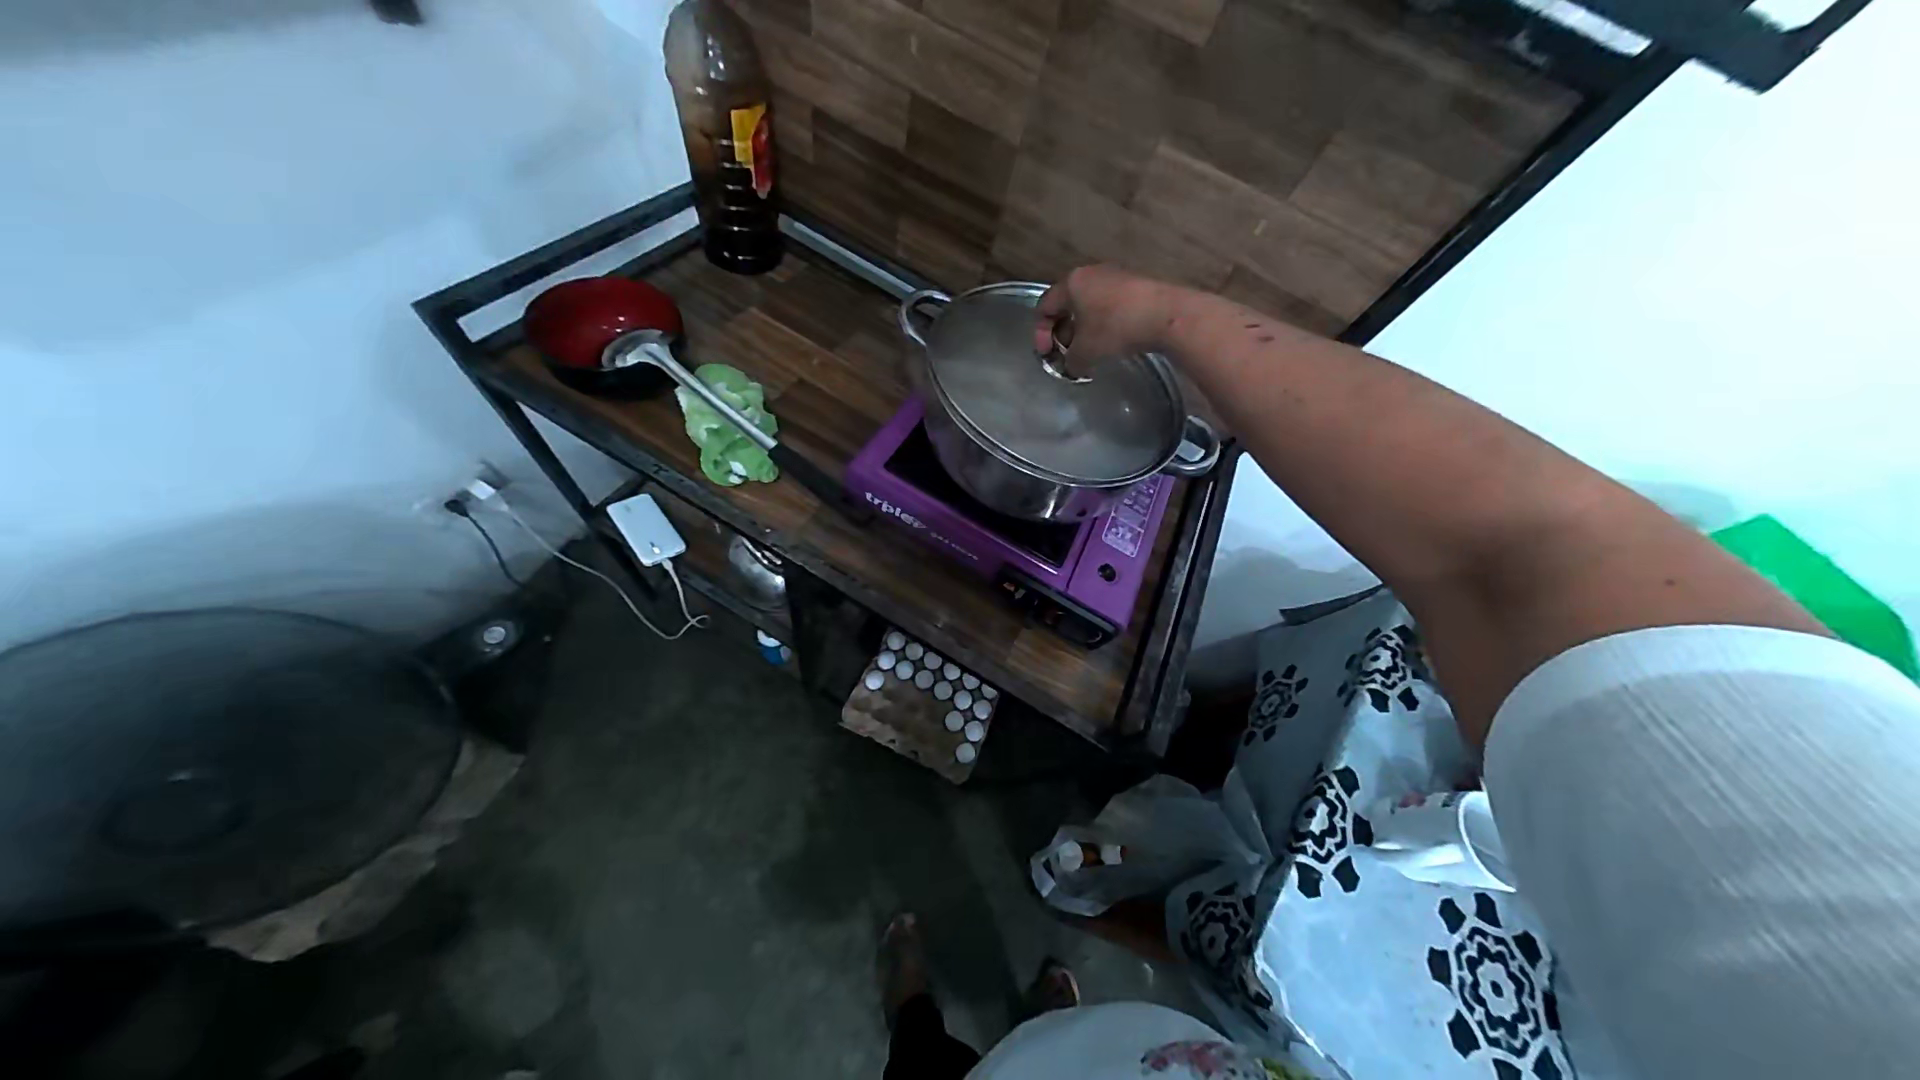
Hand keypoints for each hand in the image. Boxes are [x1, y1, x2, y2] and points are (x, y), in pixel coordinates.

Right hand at [1033, 265, 1184, 362]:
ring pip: (1089, 306)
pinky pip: (1109, 306)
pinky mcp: (1135, 286)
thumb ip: (1070, 360)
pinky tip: (1111, 343)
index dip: (1040, 334)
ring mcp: (1115, 277)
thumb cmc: (1115, 328)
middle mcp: (1090, 274)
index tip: (1047, 356)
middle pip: (1067, 305)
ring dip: (1083, 331)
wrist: (1166, 315)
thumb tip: (1071, 367)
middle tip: (1067, 355)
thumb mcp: (1085, 351)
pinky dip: (1103, 325)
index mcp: (1071, 283)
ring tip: (1089, 353)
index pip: (1044, 307)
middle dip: (1063, 333)